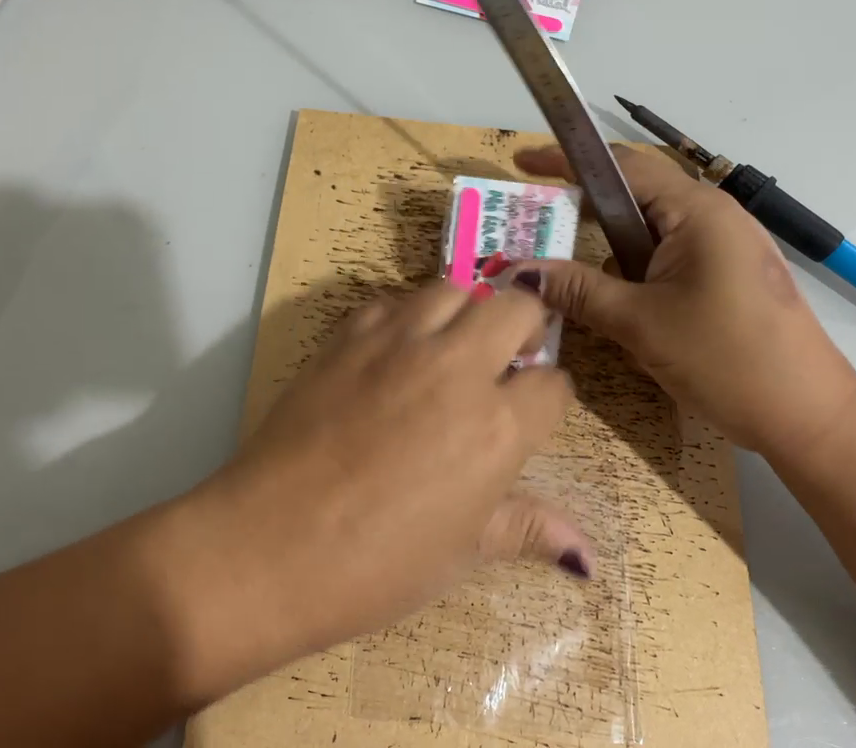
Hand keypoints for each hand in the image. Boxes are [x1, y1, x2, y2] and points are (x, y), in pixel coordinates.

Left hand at [198, 281, 587, 656]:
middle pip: (515, 308)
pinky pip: (391, 301)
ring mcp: (397, 343)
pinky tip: (392, 354)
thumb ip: (525, 529)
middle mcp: (455, 368)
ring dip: (462, 313)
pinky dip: (404, 317)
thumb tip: (587, 556)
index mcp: (496, 429)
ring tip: (448, 349)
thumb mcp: (460, 552)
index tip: (533, 413)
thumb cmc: (374, 566)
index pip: (553, 384)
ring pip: (452, 290)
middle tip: (502, 362)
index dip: (548, 398)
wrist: (267, 545)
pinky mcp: (346, 334)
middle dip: (523, 329)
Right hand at [514, 143, 855, 458]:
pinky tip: (611, 305)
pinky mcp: (728, 278)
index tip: (522, 164)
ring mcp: (725, 248)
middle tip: (533, 224)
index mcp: (698, 212)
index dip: (567, 161)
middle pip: (634, 196)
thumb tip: (515, 272)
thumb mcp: (640, 324)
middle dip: (582, 209)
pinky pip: (667, 259)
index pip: (621, 166)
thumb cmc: (728, 361)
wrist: (812, 420)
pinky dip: (633, 272)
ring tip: (562, 274)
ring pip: (648, 232)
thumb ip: (576, 290)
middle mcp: (714, 218)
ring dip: (607, 249)